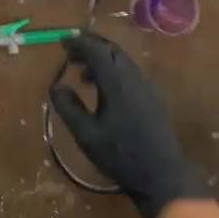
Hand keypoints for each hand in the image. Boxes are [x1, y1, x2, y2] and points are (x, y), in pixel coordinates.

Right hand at [51, 33, 206, 217]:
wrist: (162, 176)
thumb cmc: (120, 155)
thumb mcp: (87, 135)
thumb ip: (69, 108)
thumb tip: (56, 86)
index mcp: (118, 82)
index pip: (97, 50)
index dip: (78, 43)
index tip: (62, 41)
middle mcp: (134, 78)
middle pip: (112, 50)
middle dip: (91, 47)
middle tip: (71, 53)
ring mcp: (147, 87)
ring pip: (122, 61)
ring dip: (102, 60)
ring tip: (83, 74)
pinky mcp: (153, 98)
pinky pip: (130, 74)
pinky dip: (113, 71)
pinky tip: (104, 91)